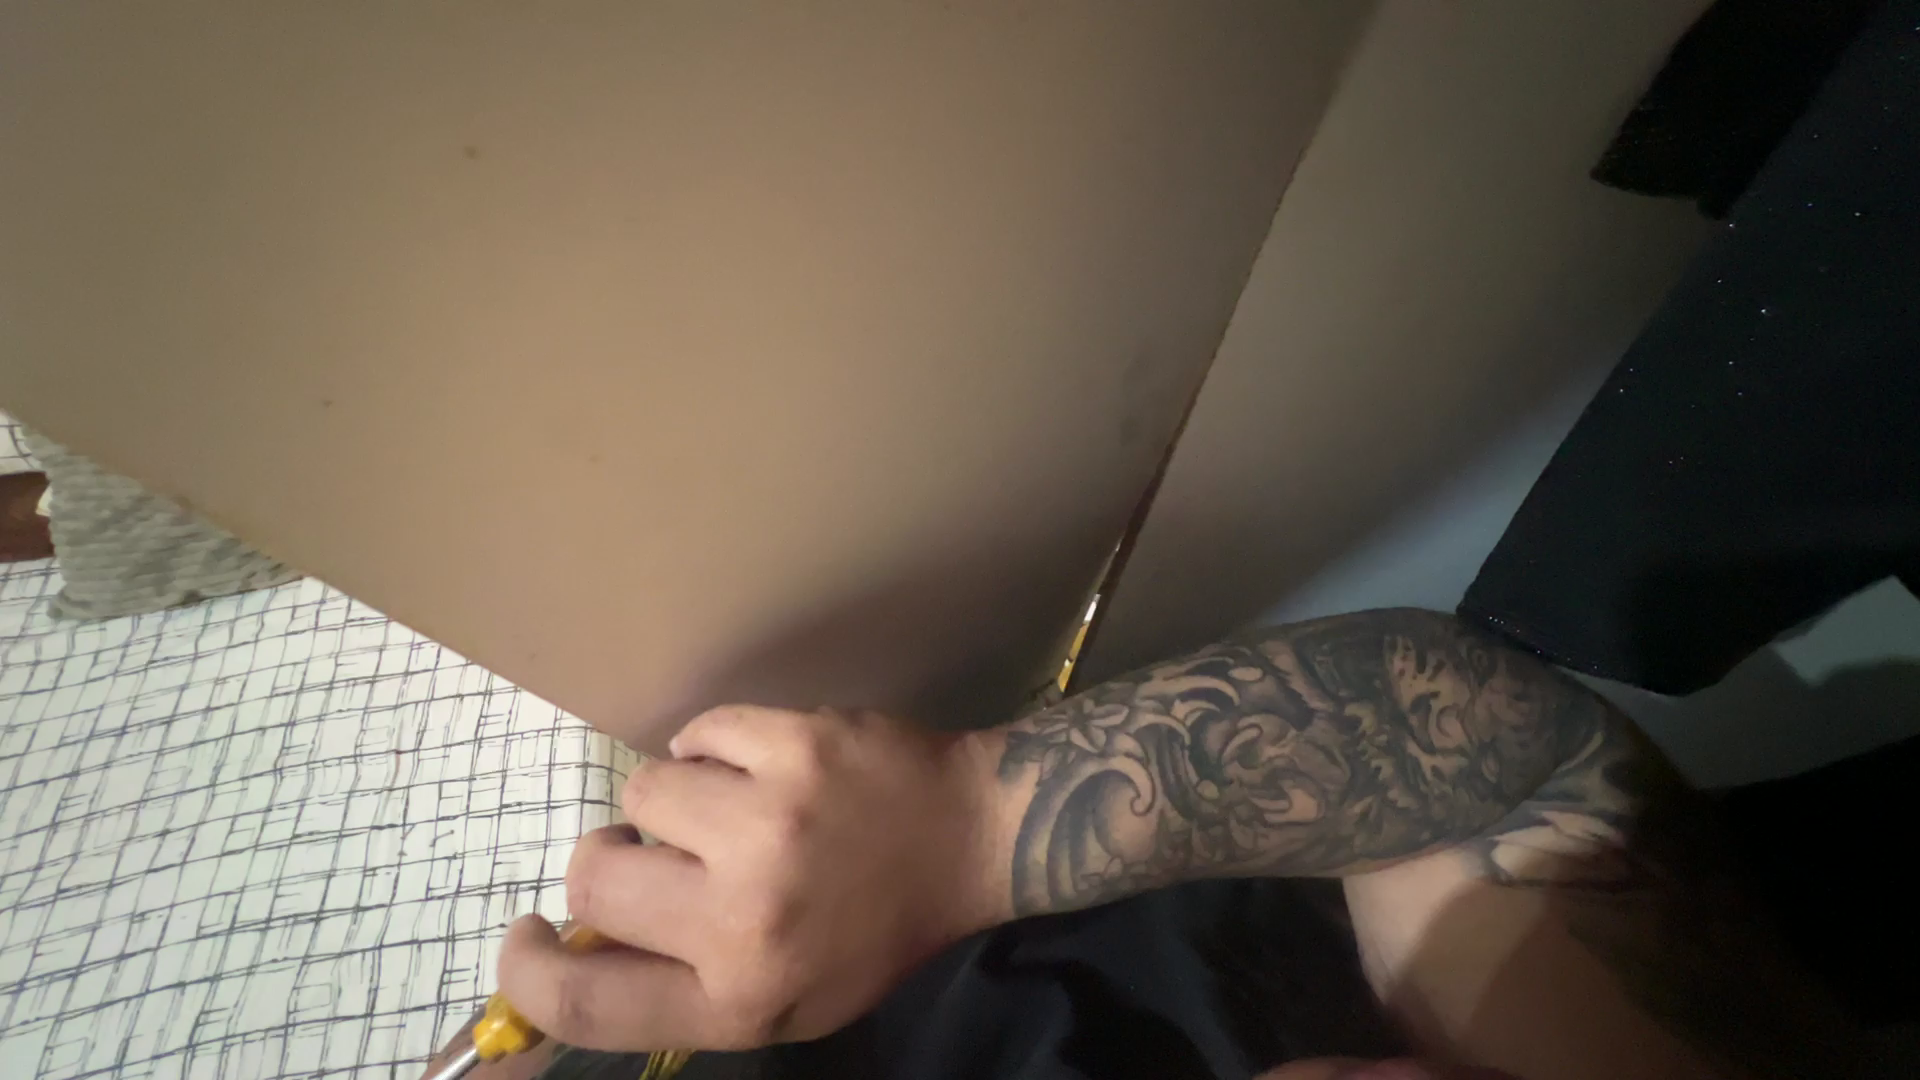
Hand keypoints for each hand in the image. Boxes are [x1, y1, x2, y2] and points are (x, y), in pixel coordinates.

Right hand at [496, 705, 1008, 1050]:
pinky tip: (759, 760)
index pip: (586, 1000)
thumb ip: (688, 983)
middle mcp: (746, 913)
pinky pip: (702, 731)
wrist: (970, 836)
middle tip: (662, 848)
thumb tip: (588, 939)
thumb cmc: (880, 926)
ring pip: (644, 789)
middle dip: (612, 859)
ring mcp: (771, 818)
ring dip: (674, 797)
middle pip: (596, 878)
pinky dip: (716, 746)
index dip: (531, 970)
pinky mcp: (797, 742)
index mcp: (740, 995)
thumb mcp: (791, 995)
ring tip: (729, 801)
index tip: (525, 936)